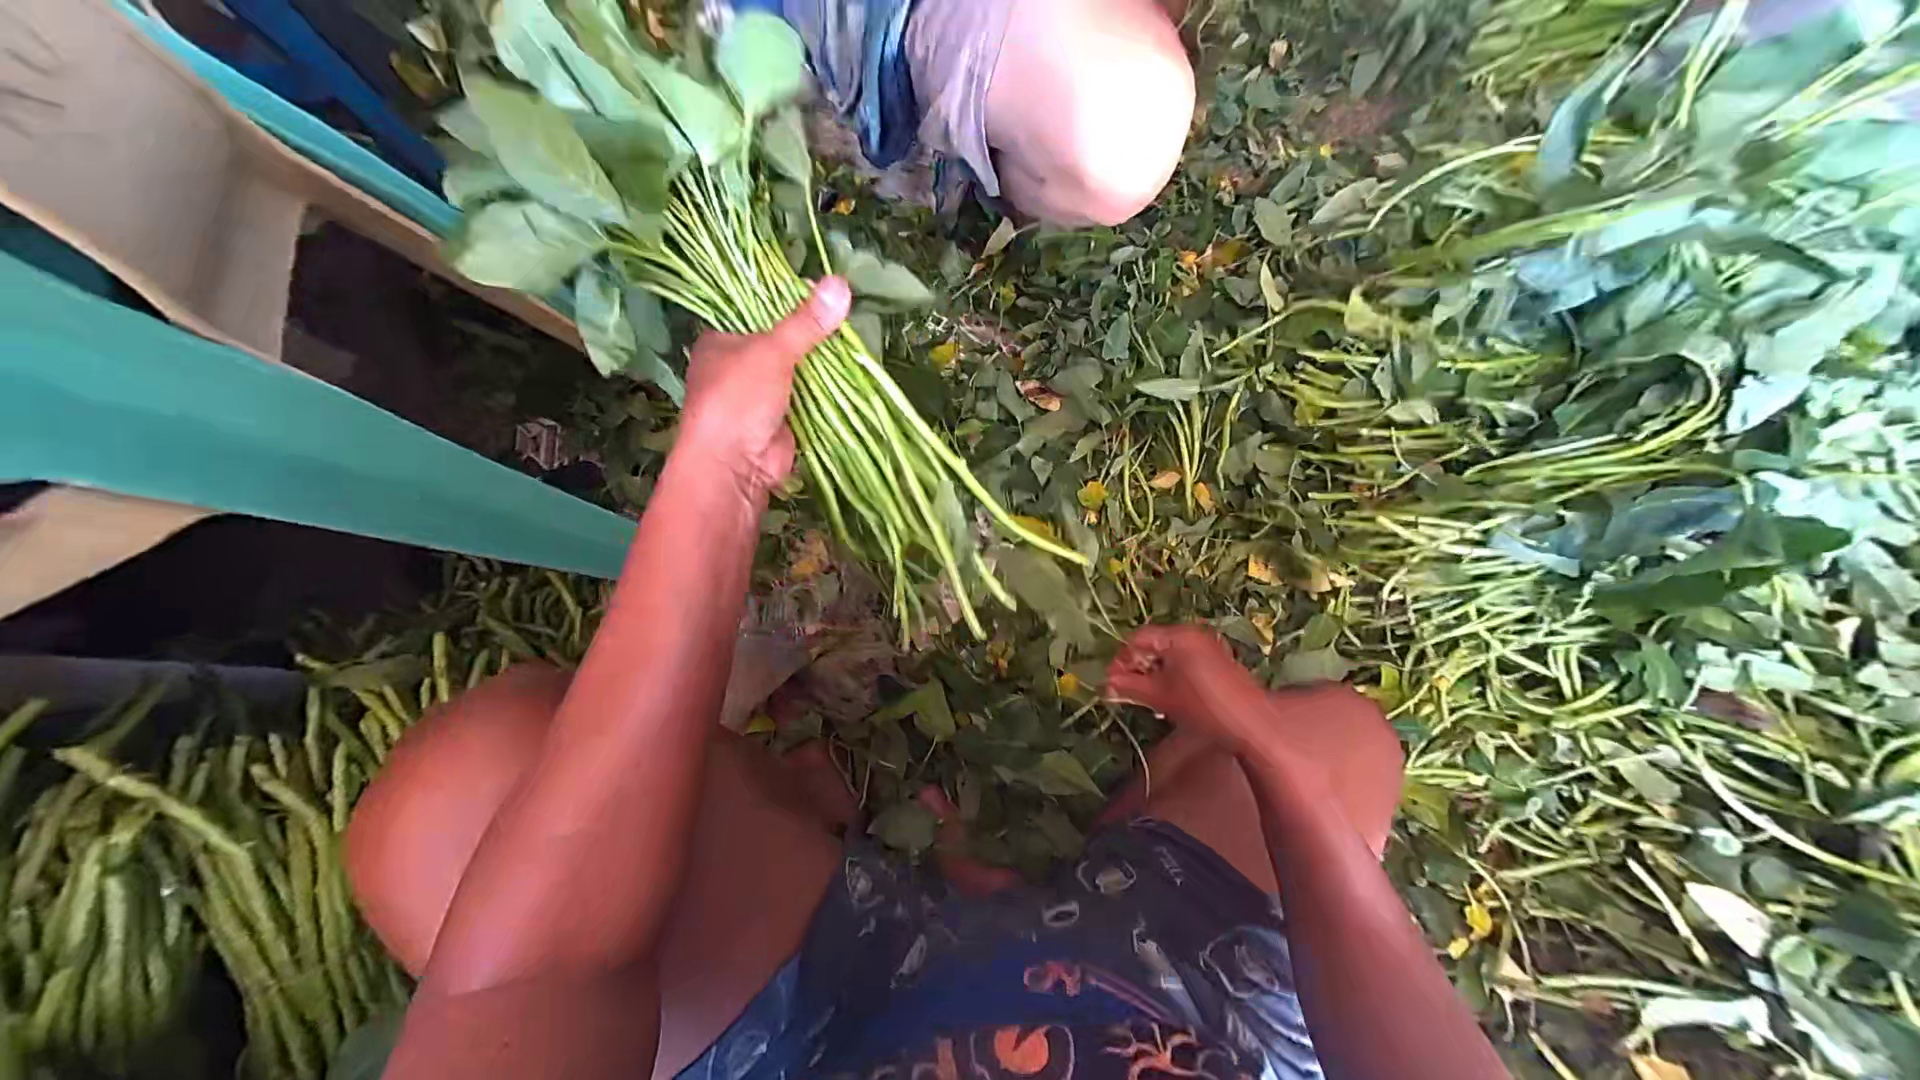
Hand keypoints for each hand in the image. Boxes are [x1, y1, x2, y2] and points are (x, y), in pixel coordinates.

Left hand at [677, 278, 851, 497]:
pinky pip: (811, 397)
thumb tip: (841, 283)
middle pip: (785, 340)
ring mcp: (762, 394)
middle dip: (814, 334)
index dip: (790, 300)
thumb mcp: (771, 352)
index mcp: (723, 339)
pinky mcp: (784, 419)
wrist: (734, 466)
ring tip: (859, 341)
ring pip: (800, 370)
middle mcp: (740, 364)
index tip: (825, 291)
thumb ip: (806, 323)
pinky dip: (829, 391)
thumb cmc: (737, 399)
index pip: (759, 309)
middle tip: (849, 316)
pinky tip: (854, 373)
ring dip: (825, 363)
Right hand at [1105, 625, 1269, 752]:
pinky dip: (1172, 674)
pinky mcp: (1217, 661)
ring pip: (1169, 654)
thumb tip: (1105, 684)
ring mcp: (1208, 646)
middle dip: (1137, 666)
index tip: (1111, 681)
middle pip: (1154, 644)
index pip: (1138, 638)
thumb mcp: (1160, 696)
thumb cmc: (1202, 706)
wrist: (1251, 725)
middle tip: (1125, 689)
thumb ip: (1129, 686)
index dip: (1122, 659)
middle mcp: (1194, 634)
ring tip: (1146, 695)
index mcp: (1178, 635)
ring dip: (1154, 672)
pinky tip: (1169, 695)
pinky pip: (1185, 660)